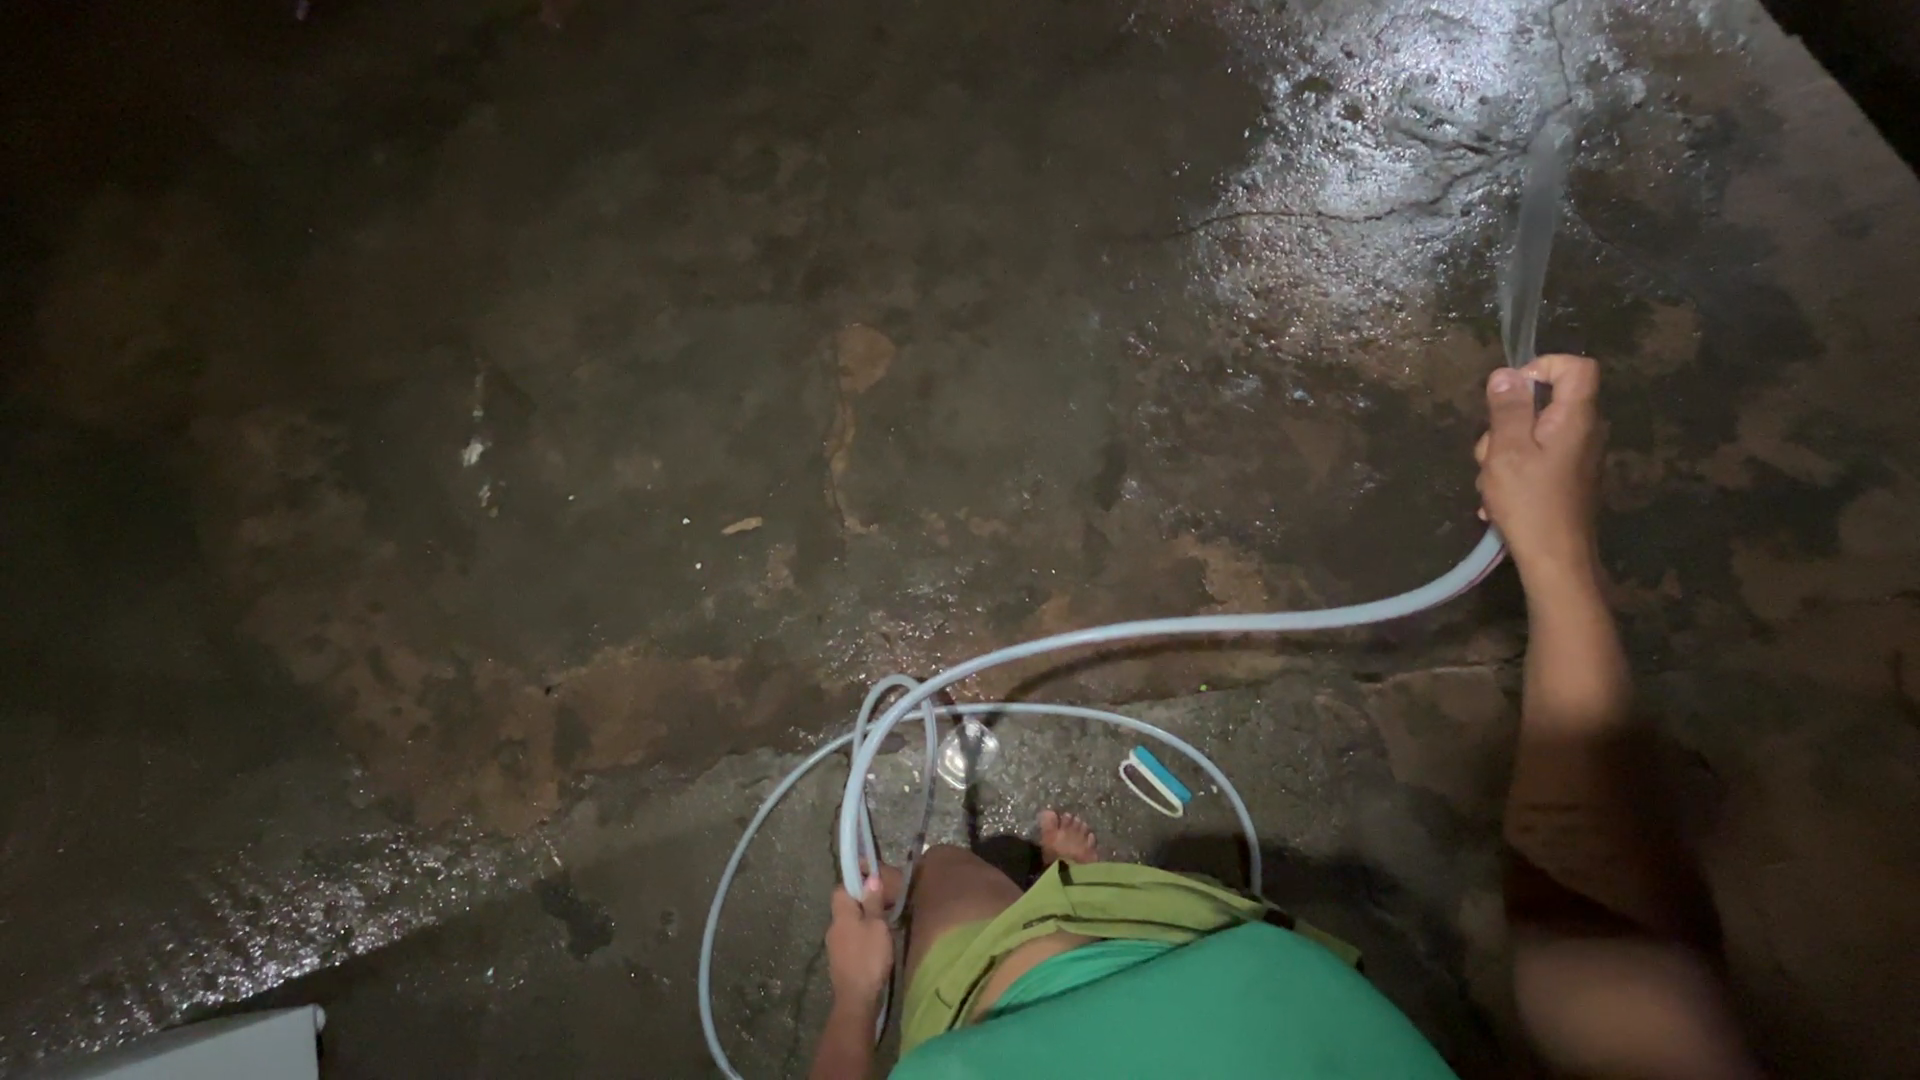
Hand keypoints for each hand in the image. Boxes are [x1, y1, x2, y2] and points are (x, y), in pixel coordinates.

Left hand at [823, 876, 893, 1005]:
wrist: (856, 1000)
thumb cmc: (868, 958)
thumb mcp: (877, 926)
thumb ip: (873, 902)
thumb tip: (870, 878)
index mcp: (841, 914)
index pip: (841, 888)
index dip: (855, 881)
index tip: (873, 880)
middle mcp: (834, 926)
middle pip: (845, 905)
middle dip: (862, 900)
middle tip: (884, 901)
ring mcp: (835, 945)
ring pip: (849, 922)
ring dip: (864, 918)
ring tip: (884, 921)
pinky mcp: (840, 960)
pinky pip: (851, 937)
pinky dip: (862, 934)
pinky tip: (876, 942)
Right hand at [1475, 354, 1606, 578]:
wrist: (1555, 556)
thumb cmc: (1529, 501)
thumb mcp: (1506, 451)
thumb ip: (1507, 410)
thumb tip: (1506, 373)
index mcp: (1575, 418)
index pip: (1576, 368)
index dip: (1542, 367)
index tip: (1509, 392)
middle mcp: (1584, 431)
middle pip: (1545, 404)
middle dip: (1507, 422)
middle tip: (1491, 451)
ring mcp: (1578, 456)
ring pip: (1533, 434)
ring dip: (1503, 452)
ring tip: (1492, 481)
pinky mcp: (1568, 477)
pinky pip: (1535, 458)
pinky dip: (1512, 471)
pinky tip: (1498, 498)